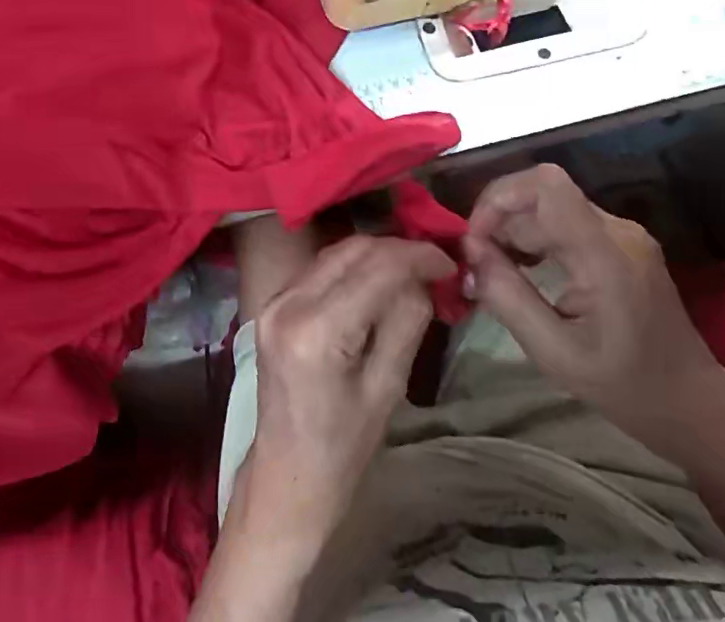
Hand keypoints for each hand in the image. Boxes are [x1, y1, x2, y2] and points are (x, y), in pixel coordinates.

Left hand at [235, 235, 455, 558]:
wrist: (286, 475)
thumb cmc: (343, 445)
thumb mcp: (389, 384)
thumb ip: (408, 320)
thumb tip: (424, 277)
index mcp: (317, 330)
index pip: (379, 267)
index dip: (420, 257)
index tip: (451, 264)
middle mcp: (288, 303)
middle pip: (356, 249)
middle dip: (401, 250)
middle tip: (435, 268)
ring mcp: (274, 301)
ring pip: (338, 252)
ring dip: (379, 255)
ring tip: (413, 273)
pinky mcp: (273, 304)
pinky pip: (322, 268)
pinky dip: (355, 266)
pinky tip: (379, 281)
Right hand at [463, 164, 724, 447]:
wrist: (689, 402)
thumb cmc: (624, 386)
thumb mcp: (554, 353)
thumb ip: (508, 297)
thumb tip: (470, 253)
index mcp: (605, 253)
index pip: (547, 185)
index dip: (500, 197)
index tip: (474, 239)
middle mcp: (616, 230)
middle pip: (544, 194)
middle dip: (499, 219)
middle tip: (475, 264)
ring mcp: (622, 235)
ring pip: (552, 207)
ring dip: (514, 229)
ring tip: (492, 270)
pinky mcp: (621, 245)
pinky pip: (567, 224)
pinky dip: (535, 238)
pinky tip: (521, 268)